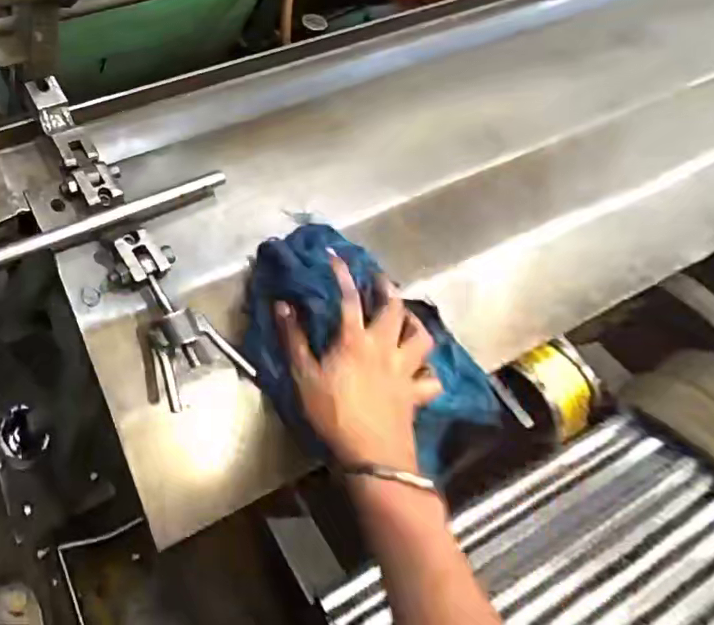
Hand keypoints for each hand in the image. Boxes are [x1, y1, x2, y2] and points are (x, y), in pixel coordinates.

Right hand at [276, 251, 442, 472]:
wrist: (373, 458)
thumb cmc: (333, 413)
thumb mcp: (303, 375)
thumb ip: (293, 338)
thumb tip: (282, 306)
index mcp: (354, 340)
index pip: (349, 298)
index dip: (342, 274)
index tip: (336, 256)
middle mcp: (383, 348)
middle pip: (393, 309)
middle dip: (386, 288)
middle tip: (377, 277)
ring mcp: (405, 371)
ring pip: (421, 337)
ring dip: (413, 322)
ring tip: (404, 315)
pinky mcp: (417, 394)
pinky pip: (431, 377)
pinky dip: (427, 369)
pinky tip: (420, 368)